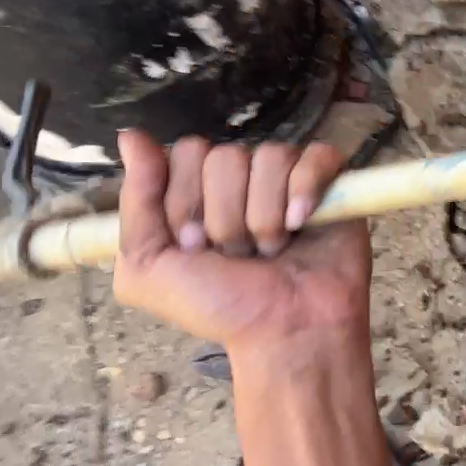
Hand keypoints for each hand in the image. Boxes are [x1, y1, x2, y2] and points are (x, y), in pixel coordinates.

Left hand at [114, 132, 370, 352]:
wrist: (287, 329)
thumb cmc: (222, 306)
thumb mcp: (148, 268)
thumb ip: (136, 202)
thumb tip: (130, 135)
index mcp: (200, 192)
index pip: (186, 153)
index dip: (187, 201)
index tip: (195, 247)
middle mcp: (244, 181)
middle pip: (226, 156)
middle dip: (227, 216)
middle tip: (238, 254)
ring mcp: (290, 179)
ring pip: (271, 158)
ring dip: (265, 216)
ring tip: (273, 249)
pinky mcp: (334, 183)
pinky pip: (317, 157)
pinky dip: (306, 190)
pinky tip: (302, 222)